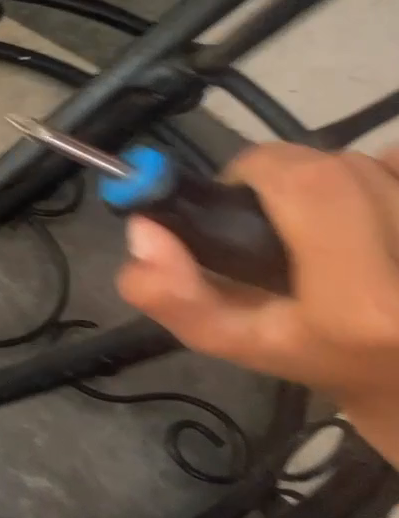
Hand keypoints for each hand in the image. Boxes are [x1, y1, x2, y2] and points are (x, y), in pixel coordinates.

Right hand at [117, 142, 398, 459]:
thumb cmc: (312, 355)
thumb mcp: (220, 338)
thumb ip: (164, 293)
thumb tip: (143, 227)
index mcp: (360, 299)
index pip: (309, 183)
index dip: (260, 170)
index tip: (235, 192)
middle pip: (342, 168)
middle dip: (290, 176)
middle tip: (271, 212)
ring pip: (378, 162)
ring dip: (336, 179)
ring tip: (325, 220)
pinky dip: (382, 174)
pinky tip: (374, 210)